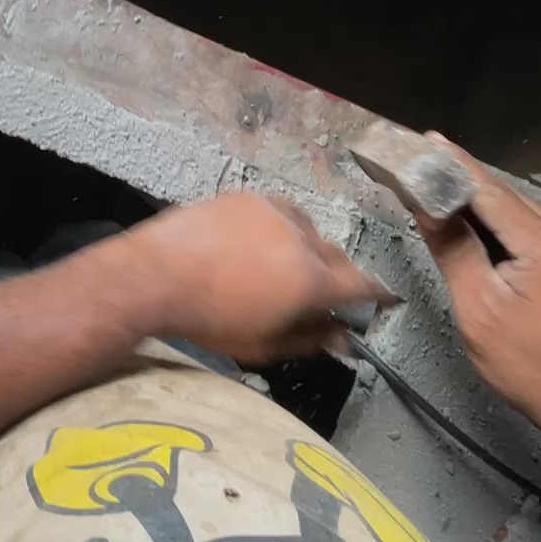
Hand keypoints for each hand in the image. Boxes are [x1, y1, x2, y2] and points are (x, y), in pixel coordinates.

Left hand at [115, 192, 394, 363]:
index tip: (385, 297)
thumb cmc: (207, 318)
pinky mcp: (246, 196)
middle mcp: (298, 238)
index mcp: (309, 279)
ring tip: (285, 266)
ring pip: (307, 228)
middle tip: (325, 293)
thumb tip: (342, 338)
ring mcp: (271, 211)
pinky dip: (280, 226)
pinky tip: (262, 241)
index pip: (361, 284)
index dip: (378, 293)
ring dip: (307, 246)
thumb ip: (309, 339)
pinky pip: (278, 211)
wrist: (156, 274)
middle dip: (338, 275)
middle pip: (336, 255)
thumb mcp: (262, 345)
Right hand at [417, 135, 540, 454]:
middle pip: (509, 199)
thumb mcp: (479, 311)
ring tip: (442, 188)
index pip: (491, 192)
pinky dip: (503, 224)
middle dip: (464, 179)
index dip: (455, 164)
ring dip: (483, 202)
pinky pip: (536, 235)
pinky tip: (480, 227)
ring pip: (523, 216)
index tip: (426, 140)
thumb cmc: (534, 370)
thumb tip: (428, 205)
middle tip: (424, 161)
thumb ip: (454, 251)